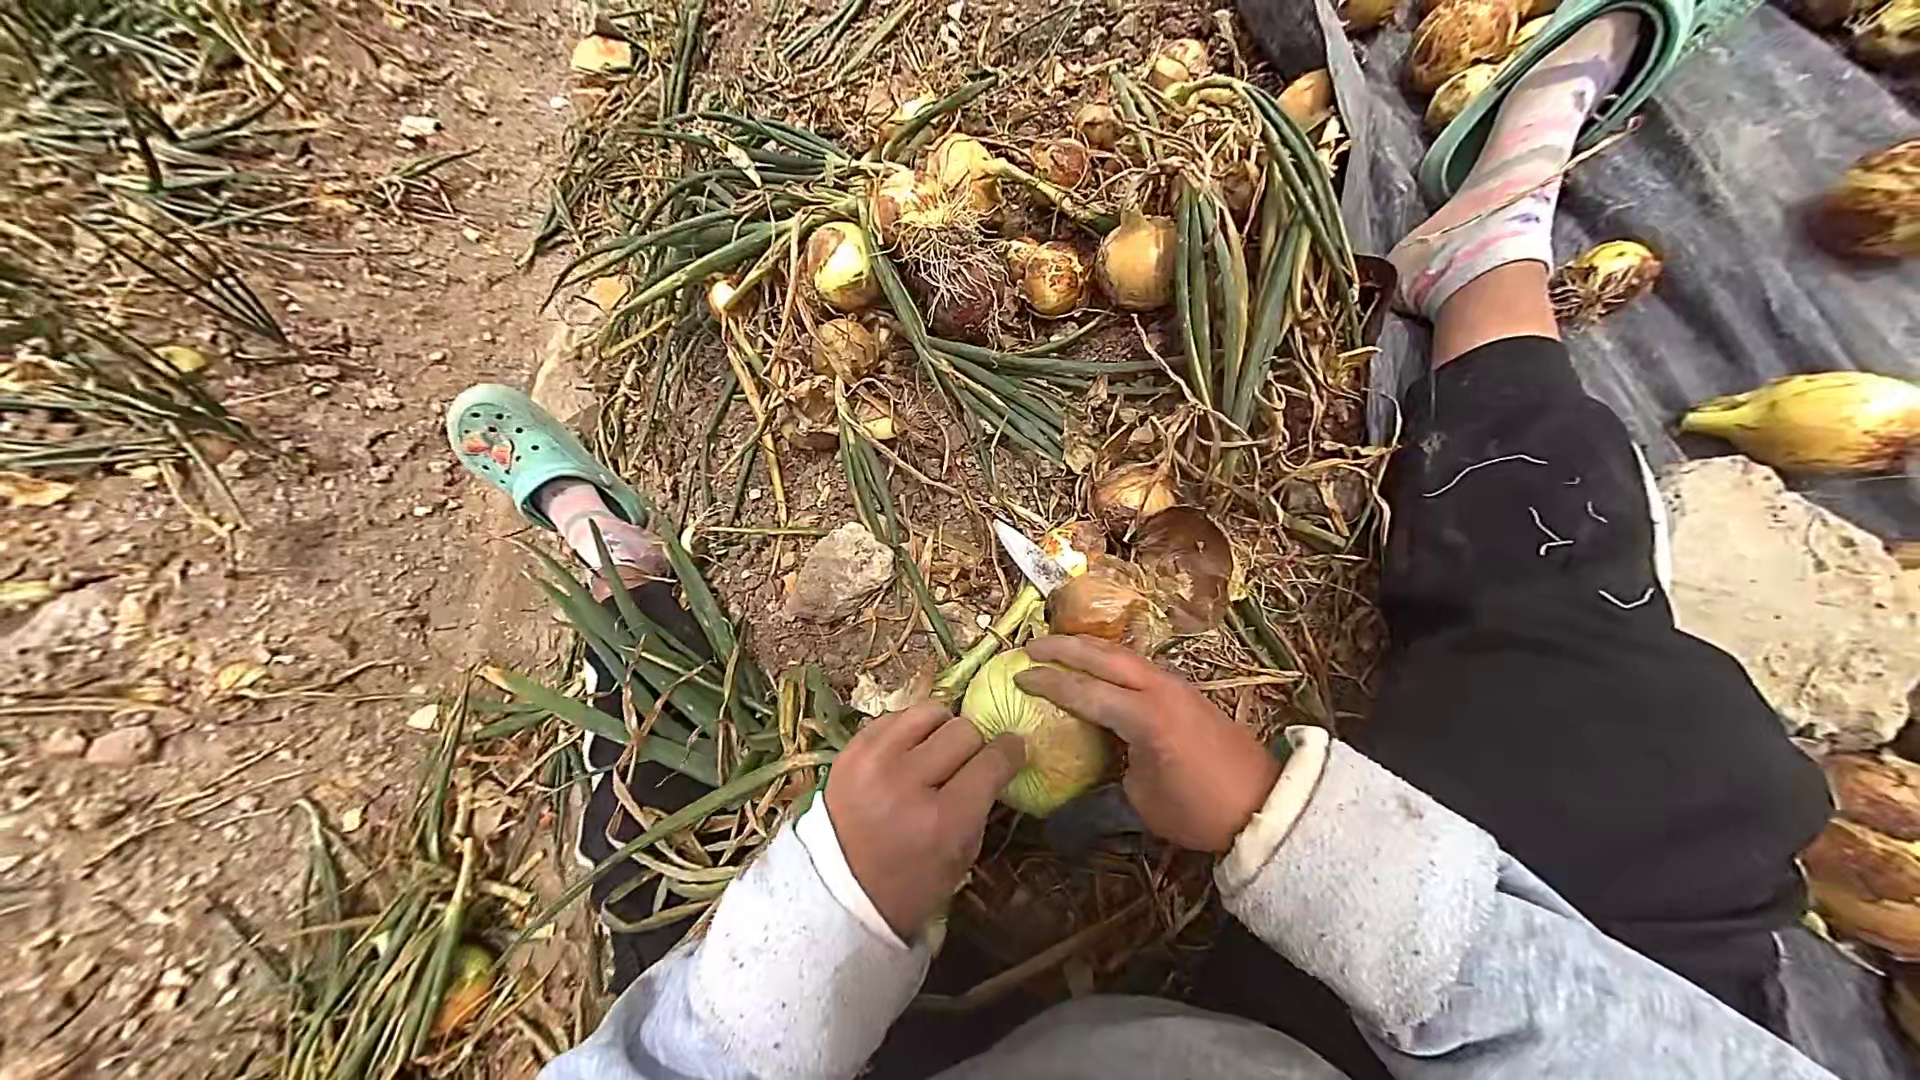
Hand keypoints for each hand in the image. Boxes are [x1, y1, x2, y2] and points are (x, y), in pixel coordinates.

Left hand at [825, 703, 1025, 936]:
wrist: (837, 891)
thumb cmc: (910, 884)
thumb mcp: (962, 856)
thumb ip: (983, 801)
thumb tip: (999, 757)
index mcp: (943, 821)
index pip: (992, 761)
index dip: (1010, 751)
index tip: (1014, 748)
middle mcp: (907, 782)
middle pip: (964, 731)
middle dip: (974, 746)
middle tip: (966, 763)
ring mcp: (874, 760)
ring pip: (931, 711)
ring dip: (941, 730)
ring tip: (935, 753)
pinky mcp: (851, 748)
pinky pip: (896, 716)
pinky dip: (910, 731)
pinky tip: (907, 753)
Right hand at [1016, 635, 1279, 852]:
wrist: (1265, 803)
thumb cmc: (1200, 809)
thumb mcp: (1142, 800)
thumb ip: (1107, 771)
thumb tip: (1081, 761)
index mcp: (1145, 717)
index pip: (1083, 690)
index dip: (1047, 682)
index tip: (1018, 677)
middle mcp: (1158, 689)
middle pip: (1100, 656)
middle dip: (1061, 647)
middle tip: (1028, 647)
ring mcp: (1173, 683)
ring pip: (1120, 652)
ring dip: (1085, 647)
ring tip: (1054, 646)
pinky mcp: (1182, 687)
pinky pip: (1135, 661)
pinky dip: (1106, 657)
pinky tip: (1094, 664)